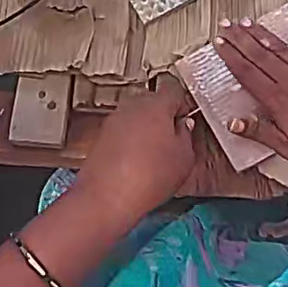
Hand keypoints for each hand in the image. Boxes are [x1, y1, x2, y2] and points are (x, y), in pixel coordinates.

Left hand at [76, 76, 199, 212]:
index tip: (186, 121)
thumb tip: (182, 125)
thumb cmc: (150, 176)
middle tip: (171, 141)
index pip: (174, 90)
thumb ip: (187, 135)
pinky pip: (122, 131)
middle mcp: (132, 105)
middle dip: (163, 117)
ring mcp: (113, 119)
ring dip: (144, 129)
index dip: (182, 105)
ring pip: (136, 116)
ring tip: (152, 156)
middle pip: (152, 102)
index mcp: (156, 104)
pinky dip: (129, 141)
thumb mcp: (184, 158)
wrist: (107, 196)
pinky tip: (134, 163)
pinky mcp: (100, 135)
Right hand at [212, 16, 287, 196]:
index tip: (220, 45)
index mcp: (280, 101)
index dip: (231, 57)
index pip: (248, 74)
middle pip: (260, 55)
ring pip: (282, 48)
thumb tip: (235, 123)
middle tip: (226, 25)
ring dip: (263, 34)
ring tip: (248, 22)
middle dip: (240, 39)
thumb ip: (260, 132)